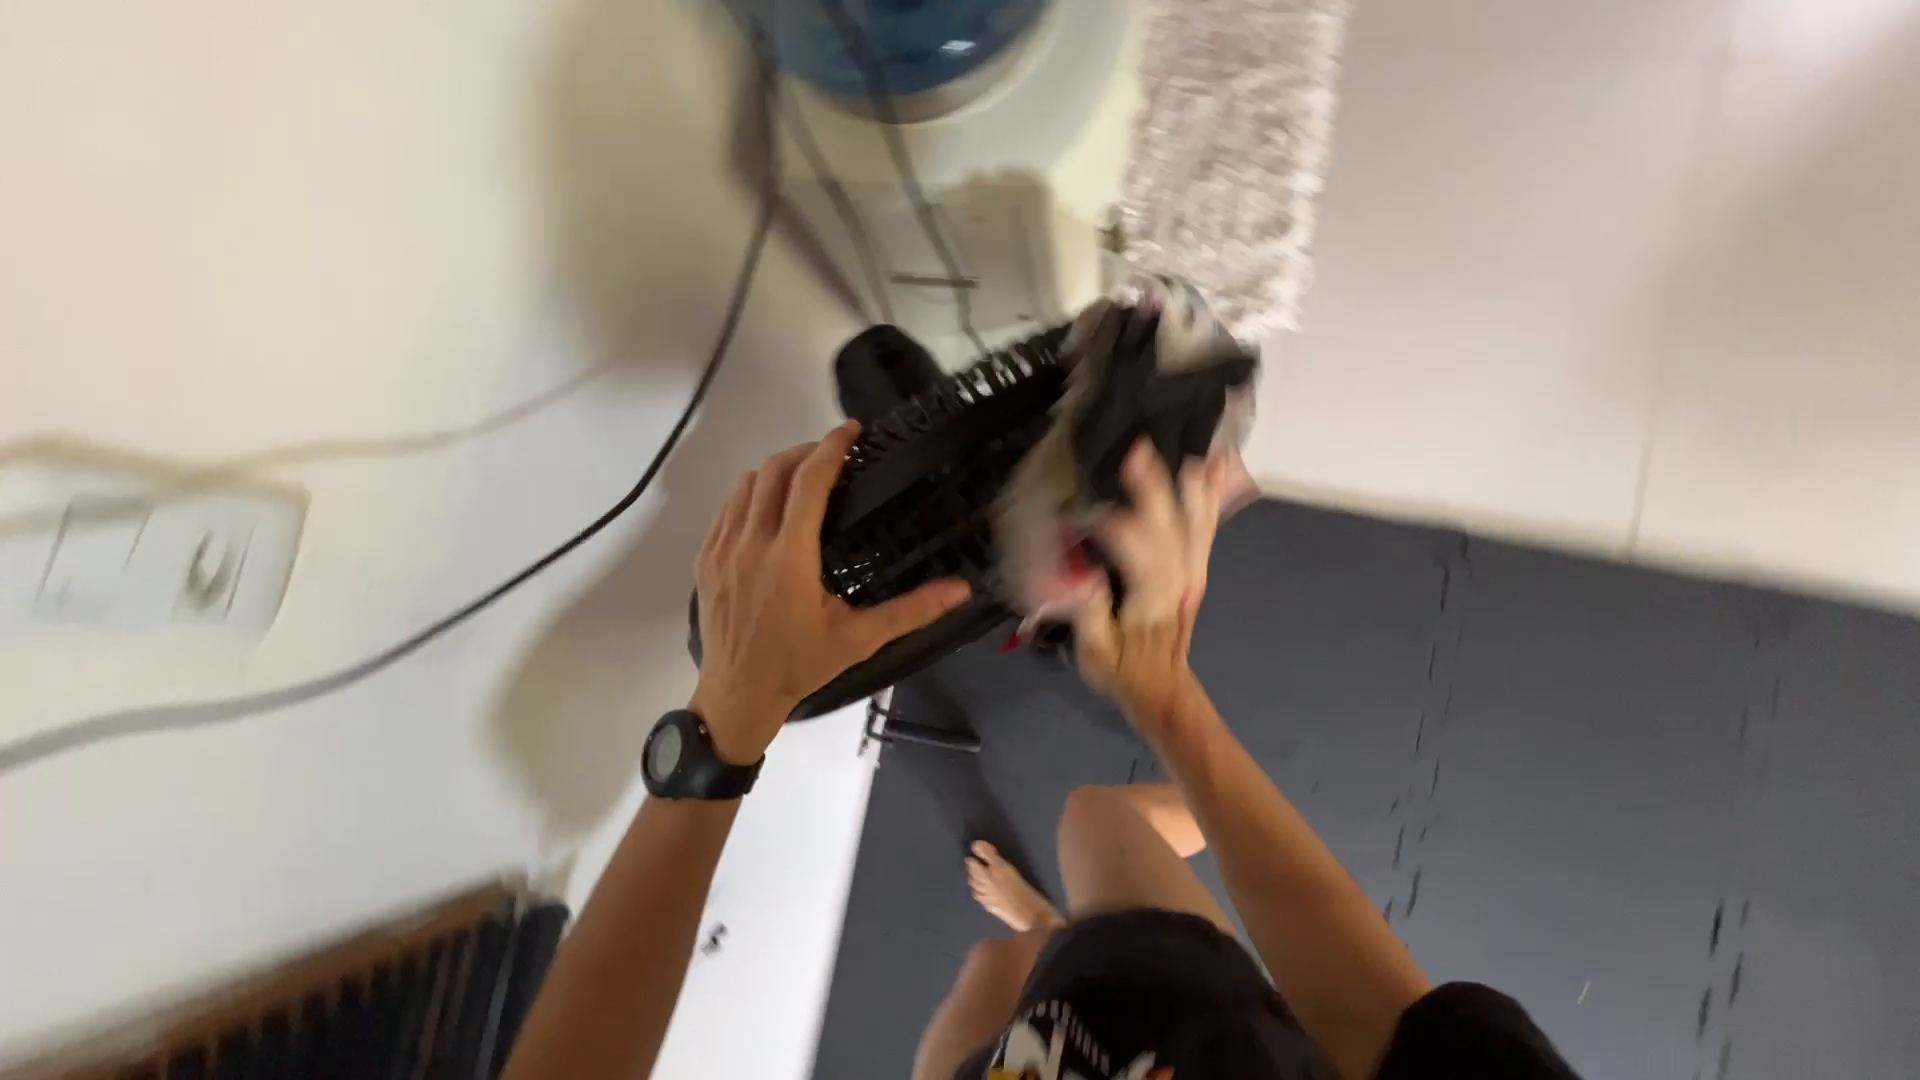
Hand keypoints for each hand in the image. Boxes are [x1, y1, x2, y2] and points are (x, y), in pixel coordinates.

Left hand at [690, 421, 971, 763]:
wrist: (737, 695)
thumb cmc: (801, 665)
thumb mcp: (860, 639)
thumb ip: (911, 610)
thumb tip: (961, 589)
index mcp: (790, 556)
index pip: (809, 482)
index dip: (832, 448)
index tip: (852, 431)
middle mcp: (751, 542)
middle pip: (774, 470)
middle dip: (806, 452)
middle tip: (835, 456)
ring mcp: (722, 549)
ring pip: (746, 484)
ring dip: (777, 471)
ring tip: (805, 479)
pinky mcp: (706, 559)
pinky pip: (726, 508)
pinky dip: (750, 494)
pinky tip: (770, 510)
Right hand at [1074, 440, 1225, 723]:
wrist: (1161, 687)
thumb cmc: (1121, 669)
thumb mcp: (1095, 652)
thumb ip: (1090, 615)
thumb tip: (1085, 577)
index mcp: (1152, 603)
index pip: (1143, 563)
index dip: (1124, 536)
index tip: (1099, 512)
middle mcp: (1179, 583)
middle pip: (1171, 534)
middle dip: (1156, 493)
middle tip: (1138, 453)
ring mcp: (1192, 574)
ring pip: (1196, 526)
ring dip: (1192, 489)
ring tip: (1190, 452)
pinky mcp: (1195, 569)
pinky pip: (1206, 528)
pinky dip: (1211, 498)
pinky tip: (1216, 469)